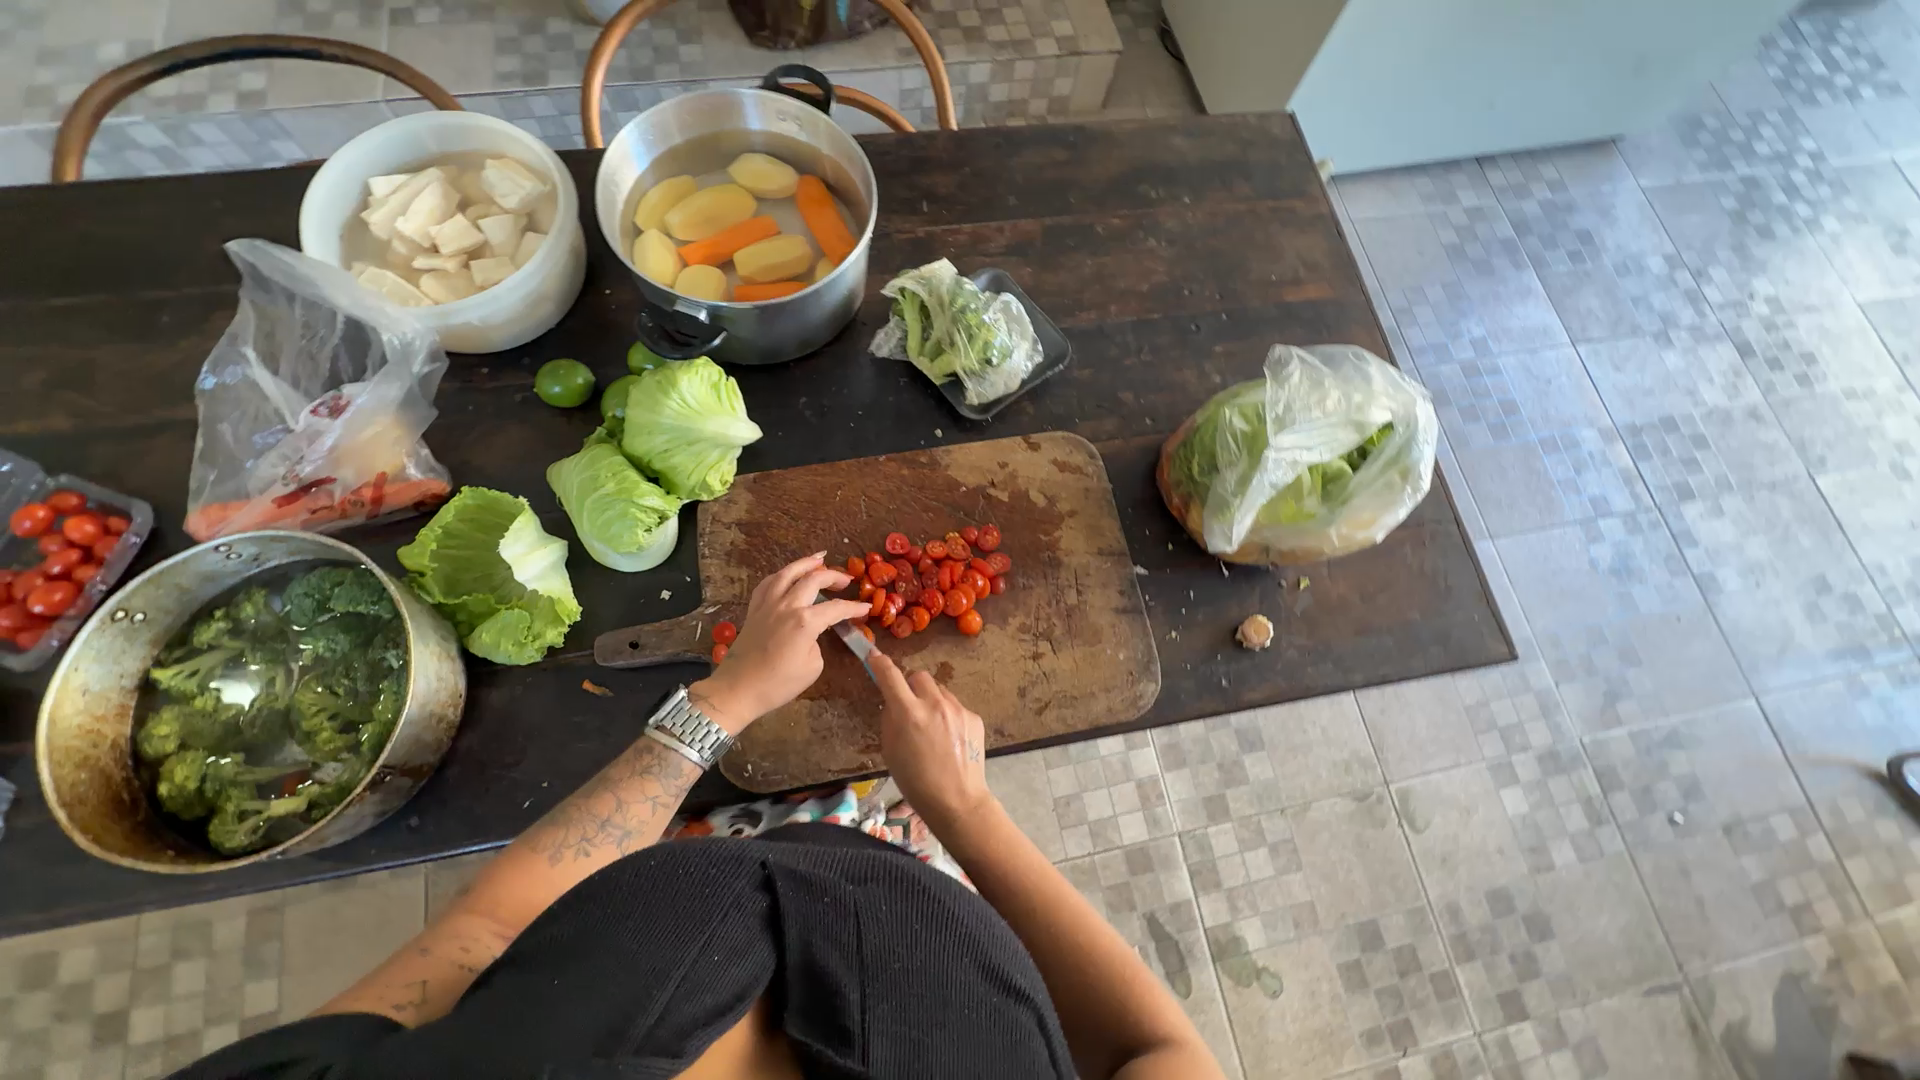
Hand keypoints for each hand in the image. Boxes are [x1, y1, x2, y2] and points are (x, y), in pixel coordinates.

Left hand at [692, 553, 870, 732]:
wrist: (738, 689)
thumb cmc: (778, 684)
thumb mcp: (812, 667)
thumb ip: (817, 643)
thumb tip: (813, 634)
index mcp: (805, 621)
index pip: (836, 608)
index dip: (854, 608)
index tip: (865, 608)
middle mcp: (787, 606)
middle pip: (813, 580)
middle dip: (833, 576)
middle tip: (846, 581)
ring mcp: (768, 605)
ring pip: (788, 573)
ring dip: (806, 563)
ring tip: (819, 559)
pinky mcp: (754, 609)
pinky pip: (768, 583)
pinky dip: (781, 575)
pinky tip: (787, 575)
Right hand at [869, 651, 993, 829]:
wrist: (957, 801)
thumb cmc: (915, 782)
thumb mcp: (890, 751)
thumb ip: (891, 719)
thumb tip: (894, 702)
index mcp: (908, 713)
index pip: (890, 675)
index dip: (879, 663)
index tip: (874, 656)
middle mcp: (934, 704)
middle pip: (919, 676)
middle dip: (911, 686)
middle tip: (909, 706)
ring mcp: (957, 709)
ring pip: (939, 690)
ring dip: (931, 700)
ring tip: (932, 728)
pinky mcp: (974, 717)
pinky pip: (955, 707)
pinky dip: (948, 716)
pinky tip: (949, 739)